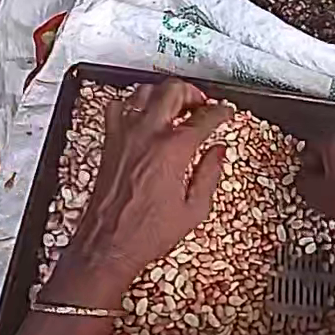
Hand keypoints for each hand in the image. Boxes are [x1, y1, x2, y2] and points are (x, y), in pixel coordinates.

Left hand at [47, 80, 231, 306]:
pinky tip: (144, 116)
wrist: (108, 243)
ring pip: (146, 91)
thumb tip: (219, 152)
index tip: (226, 113)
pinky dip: (134, 104)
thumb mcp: (194, 208)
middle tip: (202, 105)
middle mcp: (148, 134)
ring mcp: (125, 133)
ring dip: (165, 94)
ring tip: (177, 107)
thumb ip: (211, 174)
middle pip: (174, 91)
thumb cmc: (148, 232)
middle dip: (193, 93)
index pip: (205, 117)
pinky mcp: (110, 140)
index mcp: (174, 149)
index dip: (221, 112)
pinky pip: (120, 106)